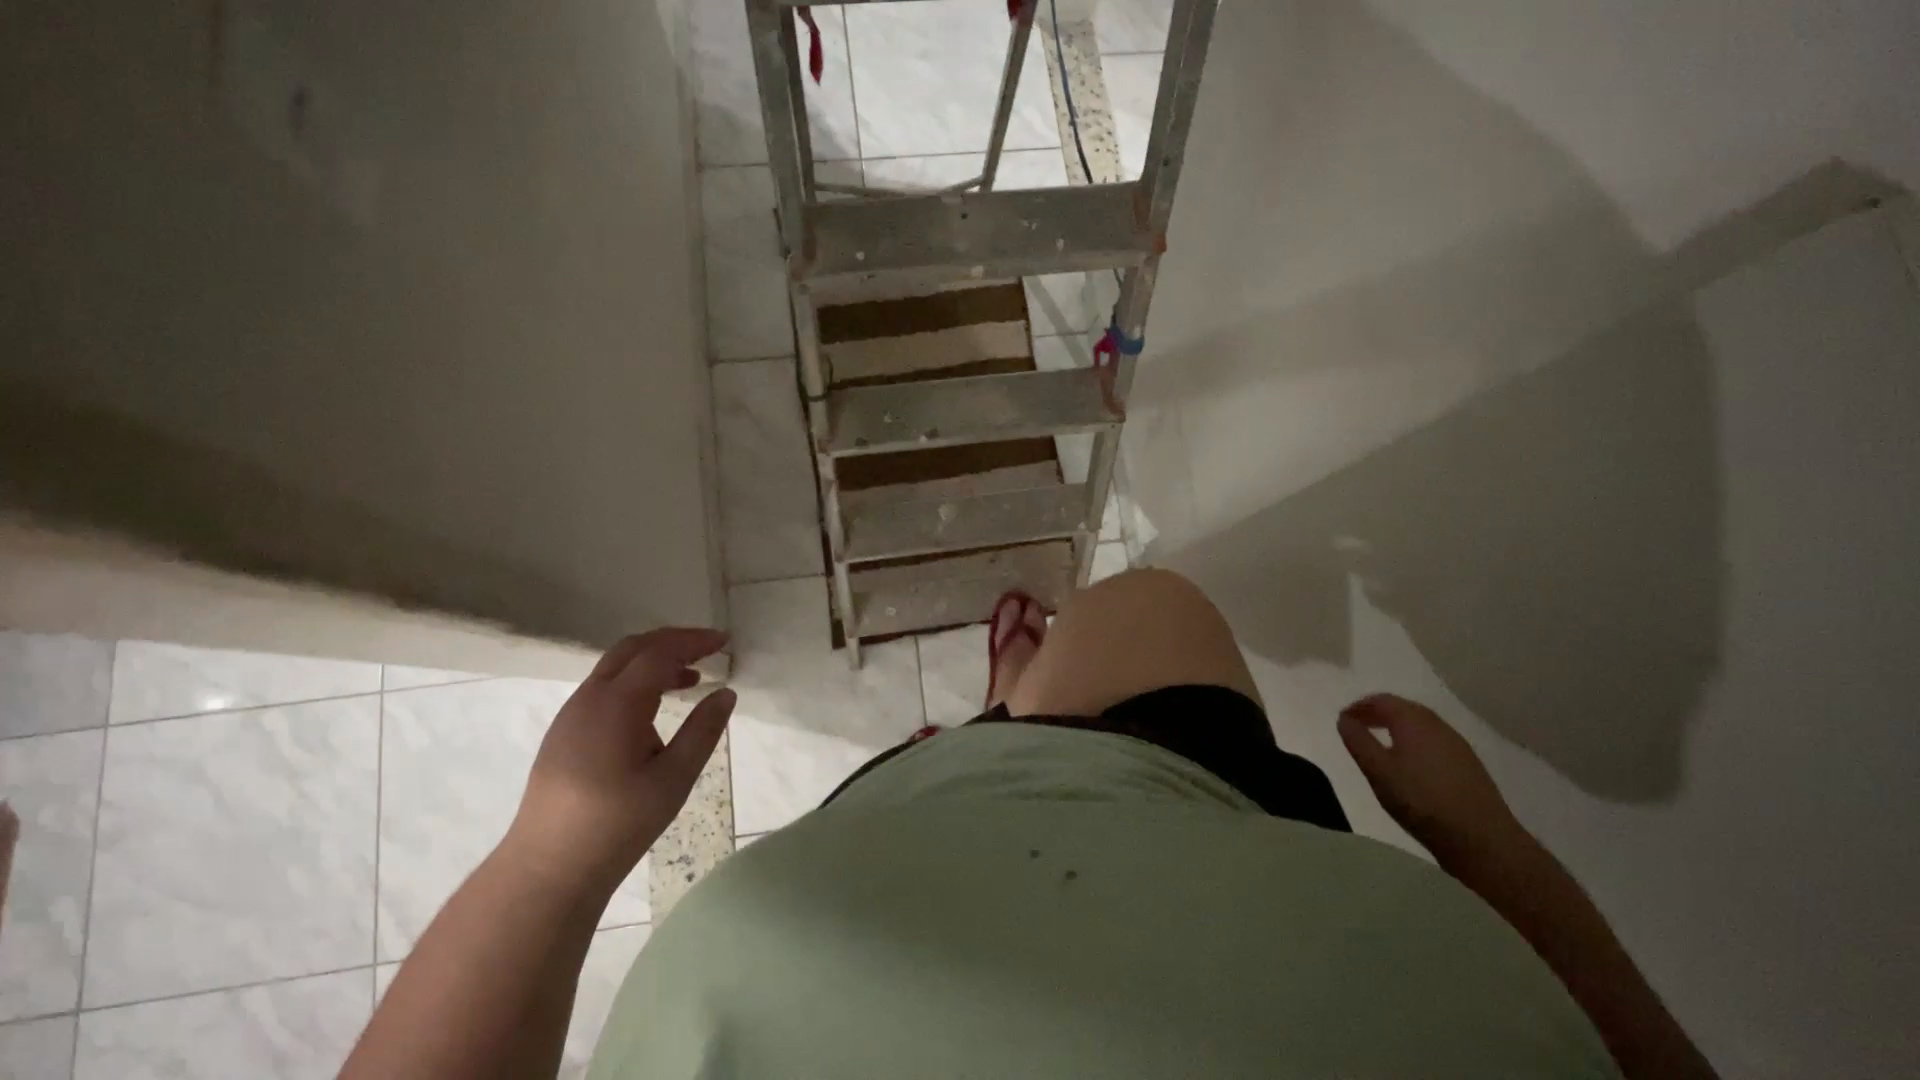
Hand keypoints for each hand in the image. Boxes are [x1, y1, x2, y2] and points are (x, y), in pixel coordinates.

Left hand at [505, 628, 735, 888]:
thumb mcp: (673, 779)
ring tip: (689, 680)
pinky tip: (652, 713)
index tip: (724, 641)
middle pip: (632, 649)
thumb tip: (726, 693)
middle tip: (708, 649)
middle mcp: (589, 698)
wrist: (550, 866)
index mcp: (617, 703)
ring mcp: (571, 715)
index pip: (659, 653)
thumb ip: (702, 731)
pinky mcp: (564, 734)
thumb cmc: (618, 823)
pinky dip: (634, 683)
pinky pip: (602, 690)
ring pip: (614, 669)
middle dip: (672, 642)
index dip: (694, 642)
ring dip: (652, 663)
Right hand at [1337, 693, 1527, 862]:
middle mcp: (1437, 725)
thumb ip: (1358, 742)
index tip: (1343, 719)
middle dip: (1378, 713)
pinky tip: (1410, 762)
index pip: (1382, 700)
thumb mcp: (1378, 772)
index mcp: (1413, 721)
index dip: (1359, 706)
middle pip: (1403, 708)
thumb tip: (1344, 719)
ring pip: (1421, 724)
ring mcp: (1456, 743)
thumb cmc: (1420, 801)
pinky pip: (1434, 740)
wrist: (1480, 837)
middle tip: (1359, 726)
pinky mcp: (1468, 763)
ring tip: (1381, 743)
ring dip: (1397, 726)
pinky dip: (1414, 740)